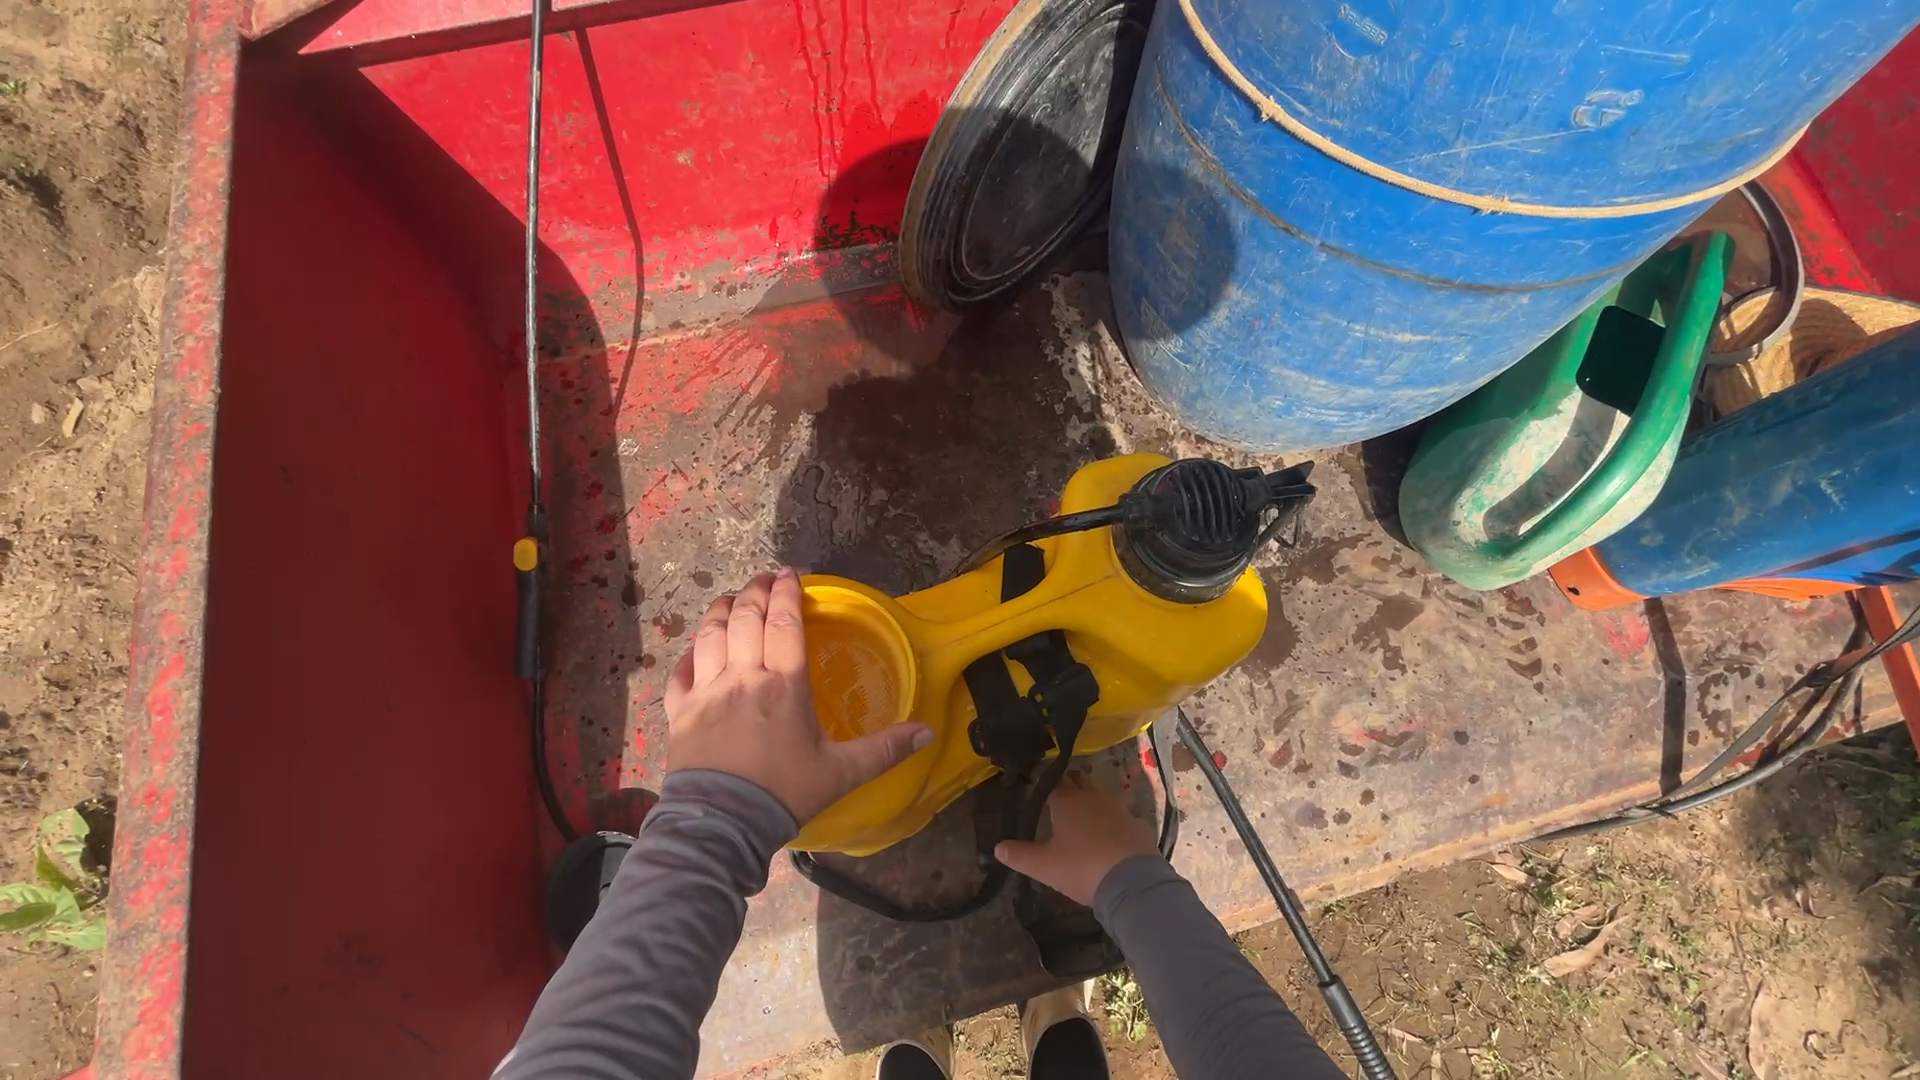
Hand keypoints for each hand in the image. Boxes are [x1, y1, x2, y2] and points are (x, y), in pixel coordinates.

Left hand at [665, 567, 932, 823]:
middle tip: (764, 578)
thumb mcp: (841, 772)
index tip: (790, 573)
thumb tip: (928, 733)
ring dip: (721, 610)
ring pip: (710, 635)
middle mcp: (743, 676)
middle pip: (746, 618)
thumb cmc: (784, 792)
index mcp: (783, 683)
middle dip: (755, 591)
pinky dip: (689, 653)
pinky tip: (696, 648)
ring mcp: (706, 691)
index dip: (788, 592)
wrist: (721, 824)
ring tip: (731, 598)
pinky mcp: (679, 712)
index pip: (785, 622)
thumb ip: (885, 749)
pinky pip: (680, 672)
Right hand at [994, 776, 1159, 905]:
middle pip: (1080, 781)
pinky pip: (1123, 816)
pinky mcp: (1138, 824)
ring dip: (1094, 802)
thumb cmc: (1082, 868)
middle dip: (1071, 786)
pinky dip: (1115, 822)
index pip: (1054, 783)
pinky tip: (1112, 838)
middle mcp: (1094, 797)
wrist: (1132, 883)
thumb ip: (1020, 856)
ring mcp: (1119, 808)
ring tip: (1086, 819)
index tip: (1041, 792)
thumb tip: (997, 848)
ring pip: (1102, 795)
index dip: (1047, 786)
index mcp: (1068, 801)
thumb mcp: (1045, 867)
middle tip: (1061, 801)